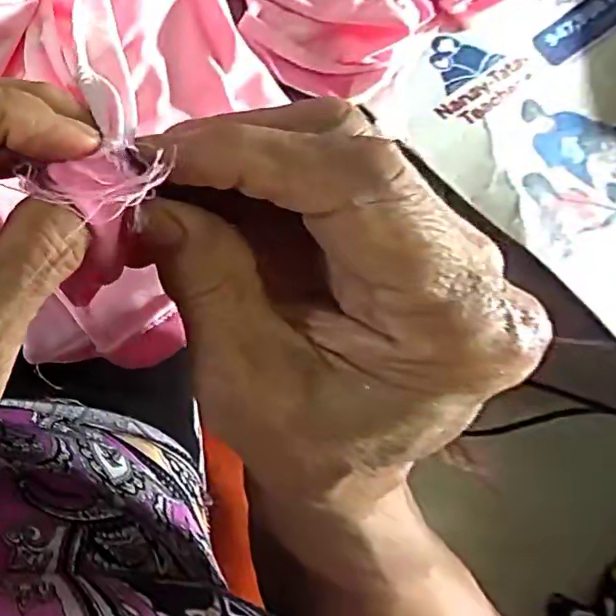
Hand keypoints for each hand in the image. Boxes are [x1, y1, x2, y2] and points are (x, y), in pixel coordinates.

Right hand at [131, 99, 550, 509]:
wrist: (344, 474)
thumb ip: (202, 273)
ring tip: (167, 174)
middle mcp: (465, 258)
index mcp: (447, 311)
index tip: (154, 156)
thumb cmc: (295, 444)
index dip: (246, 151)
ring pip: (334, 144)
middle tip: (150, 162)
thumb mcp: (235, 371)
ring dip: (235, 149)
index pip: (356, 180)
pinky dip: (243, 169)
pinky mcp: (395, 228)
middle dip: (235, 141)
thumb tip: (150, 201)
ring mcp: (436, 236)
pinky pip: (317, 170)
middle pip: (351, 145)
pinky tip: (197, 186)